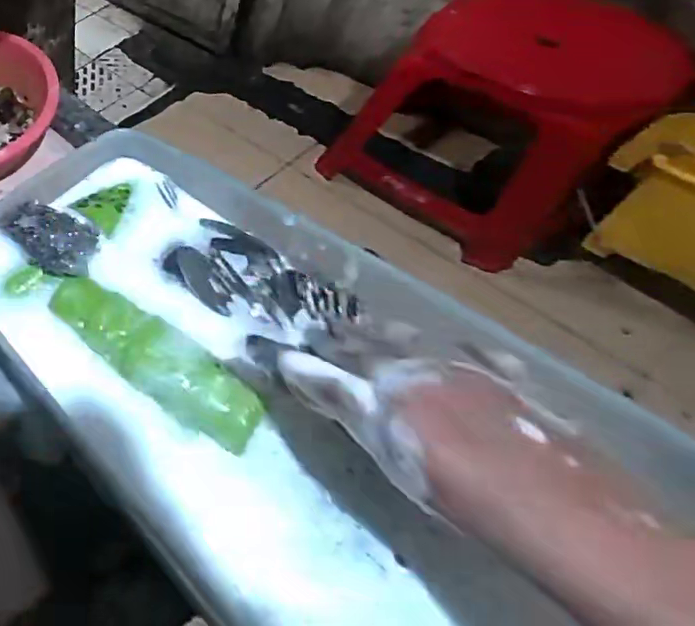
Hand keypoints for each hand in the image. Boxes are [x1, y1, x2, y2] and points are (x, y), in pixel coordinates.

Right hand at [272, 326, 660, 531]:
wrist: (559, 509)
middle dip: (341, 334)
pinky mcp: (515, 387)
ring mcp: (468, 371)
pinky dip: (466, 349)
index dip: (301, 352)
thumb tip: (284, 361)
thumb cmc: (452, 482)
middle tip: (322, 330)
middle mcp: (416, 364)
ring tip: (371, 326)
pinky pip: (485, 357)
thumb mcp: (380, 444)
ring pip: (418, 339)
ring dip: (389, 331)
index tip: (277, 347)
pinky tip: (460, 346)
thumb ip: (333, 398)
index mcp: (380, 379)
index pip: (327, 358)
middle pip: (370, 341)